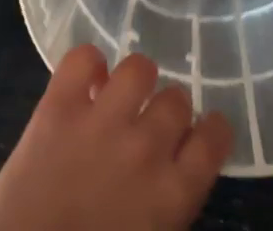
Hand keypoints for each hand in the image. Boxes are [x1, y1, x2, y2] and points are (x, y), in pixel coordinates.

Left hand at [0, 47, 233, 230]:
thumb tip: (178, 163)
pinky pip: (82, 58)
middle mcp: (146, 148)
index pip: (214, 136)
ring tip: (121, 95)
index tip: (198, 132)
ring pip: (138, 68)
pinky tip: (88, 79)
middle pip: (177, 99)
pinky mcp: (58, 108)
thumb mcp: (154, 230)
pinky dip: (88, 62)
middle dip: (166, 109)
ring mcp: (101, 123)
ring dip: (135, 80)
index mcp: (174, 191)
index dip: (210, 129)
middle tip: (148, 124)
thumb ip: (171, 194)